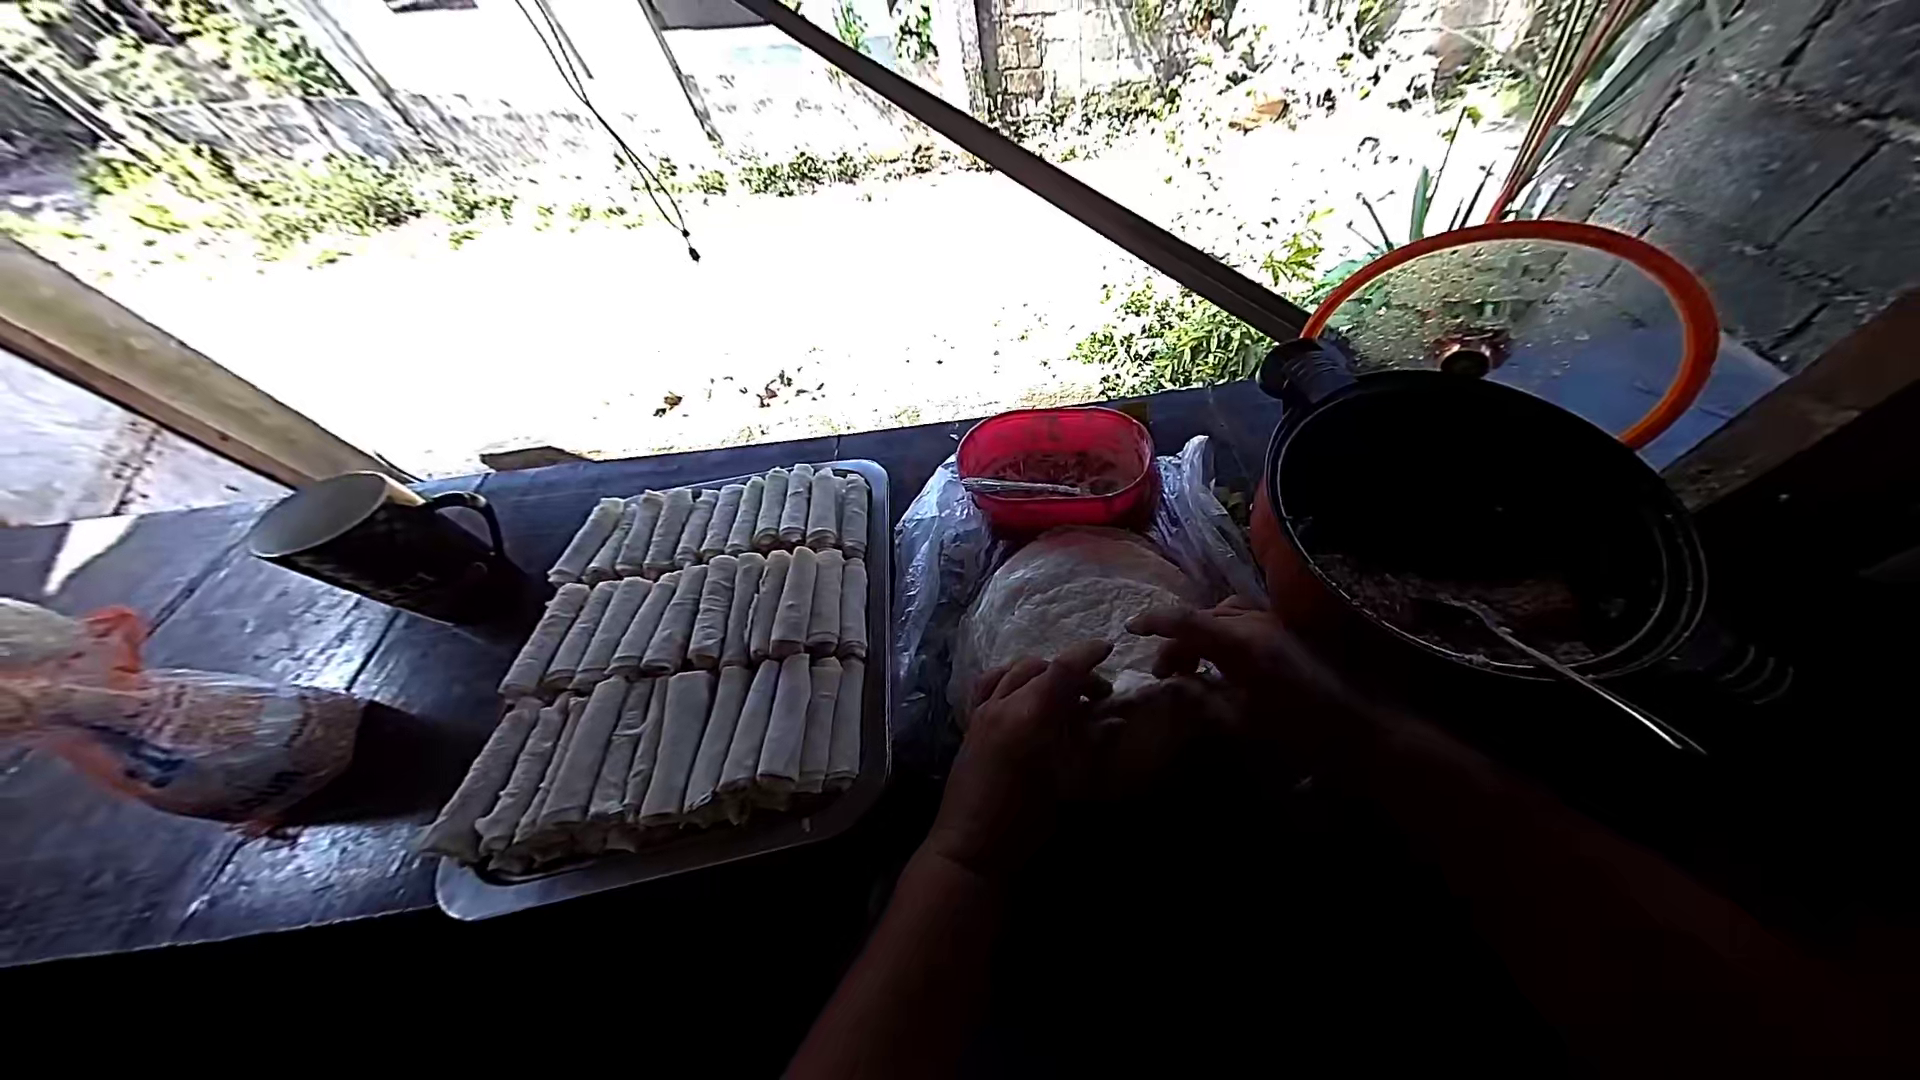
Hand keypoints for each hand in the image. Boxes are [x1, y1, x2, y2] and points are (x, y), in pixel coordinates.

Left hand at [925, 639, 1112, 878]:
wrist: (971, 846)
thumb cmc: (1024, 822)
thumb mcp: (1065, 783)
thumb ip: (1086, 743)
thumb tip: (1113, 718)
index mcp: (1029, 717)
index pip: (1061, 670)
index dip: (1086, 654)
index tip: (1107, 648)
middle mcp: (1003, 704)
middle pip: (1040, 667)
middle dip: (1071, 671)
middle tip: (1096, 694)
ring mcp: (982, 711)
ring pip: (1014, 670)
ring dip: (1042, 671)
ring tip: (1061, 689)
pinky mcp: (971, 721)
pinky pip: (989, 683)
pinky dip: (1010, 677)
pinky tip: (1022, 691)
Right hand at [1126, 595, 1359, 759]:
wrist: (1360, 733)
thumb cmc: (1299, 734)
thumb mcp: (1241, 722)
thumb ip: (1201, 697)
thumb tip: (1174, 683)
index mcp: (1242, 645)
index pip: (1187, 620)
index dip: (1154, 621)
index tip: (1131, 630)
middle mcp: (1256, 624)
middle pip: (1201, 618)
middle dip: (1176, 641)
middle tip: (1166, 674)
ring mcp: (1274, 623)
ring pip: (1221, 615)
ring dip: (1199, 634)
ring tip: (1193, 664)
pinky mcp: (1285, 630)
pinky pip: (1241, 618)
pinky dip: (1221, 631)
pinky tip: (1221, 657)